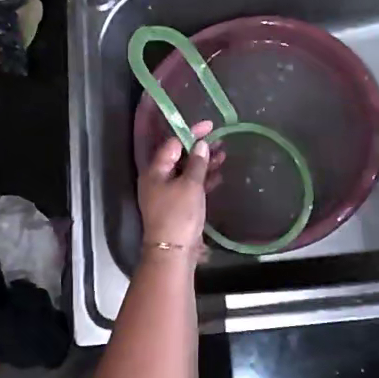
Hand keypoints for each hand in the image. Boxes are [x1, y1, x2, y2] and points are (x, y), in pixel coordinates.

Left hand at [139, 120, 224, 252]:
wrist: (173, 251)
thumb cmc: (179, 215)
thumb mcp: (190, 186)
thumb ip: (196, 163)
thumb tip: (201, 145)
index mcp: (154, 170)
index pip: (172, 143)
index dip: (191, 132)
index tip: (210, 126)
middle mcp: (157, 179)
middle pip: (178, 157)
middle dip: (199, 148)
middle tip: (220, 140)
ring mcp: (166, 193)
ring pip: (186, 172)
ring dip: (203, 163)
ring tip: (224, 155)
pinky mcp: (176, 206)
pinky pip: (190, 186)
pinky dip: (203, 179)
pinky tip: (218, 175)